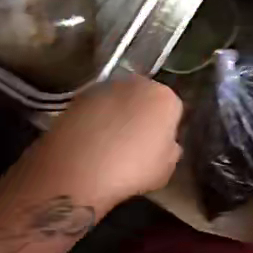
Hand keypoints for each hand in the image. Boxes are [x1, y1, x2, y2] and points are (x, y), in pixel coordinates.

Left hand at [16, 76, 183, 210]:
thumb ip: (171, 150)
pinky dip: (96, 119)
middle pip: (146, 97)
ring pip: (120, 100)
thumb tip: (166, 143)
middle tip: (135, 142)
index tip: (159, 146)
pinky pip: (97, 107)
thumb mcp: (166, 169)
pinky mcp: (79, 96)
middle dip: (143, 114)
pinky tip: (90, 141)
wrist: (78, 168)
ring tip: (109, 143)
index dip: (167, 129)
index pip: (174, 109)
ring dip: (118, 114)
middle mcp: (137, 82)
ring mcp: (105, 86)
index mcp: (165, 97)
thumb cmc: (132, 170)